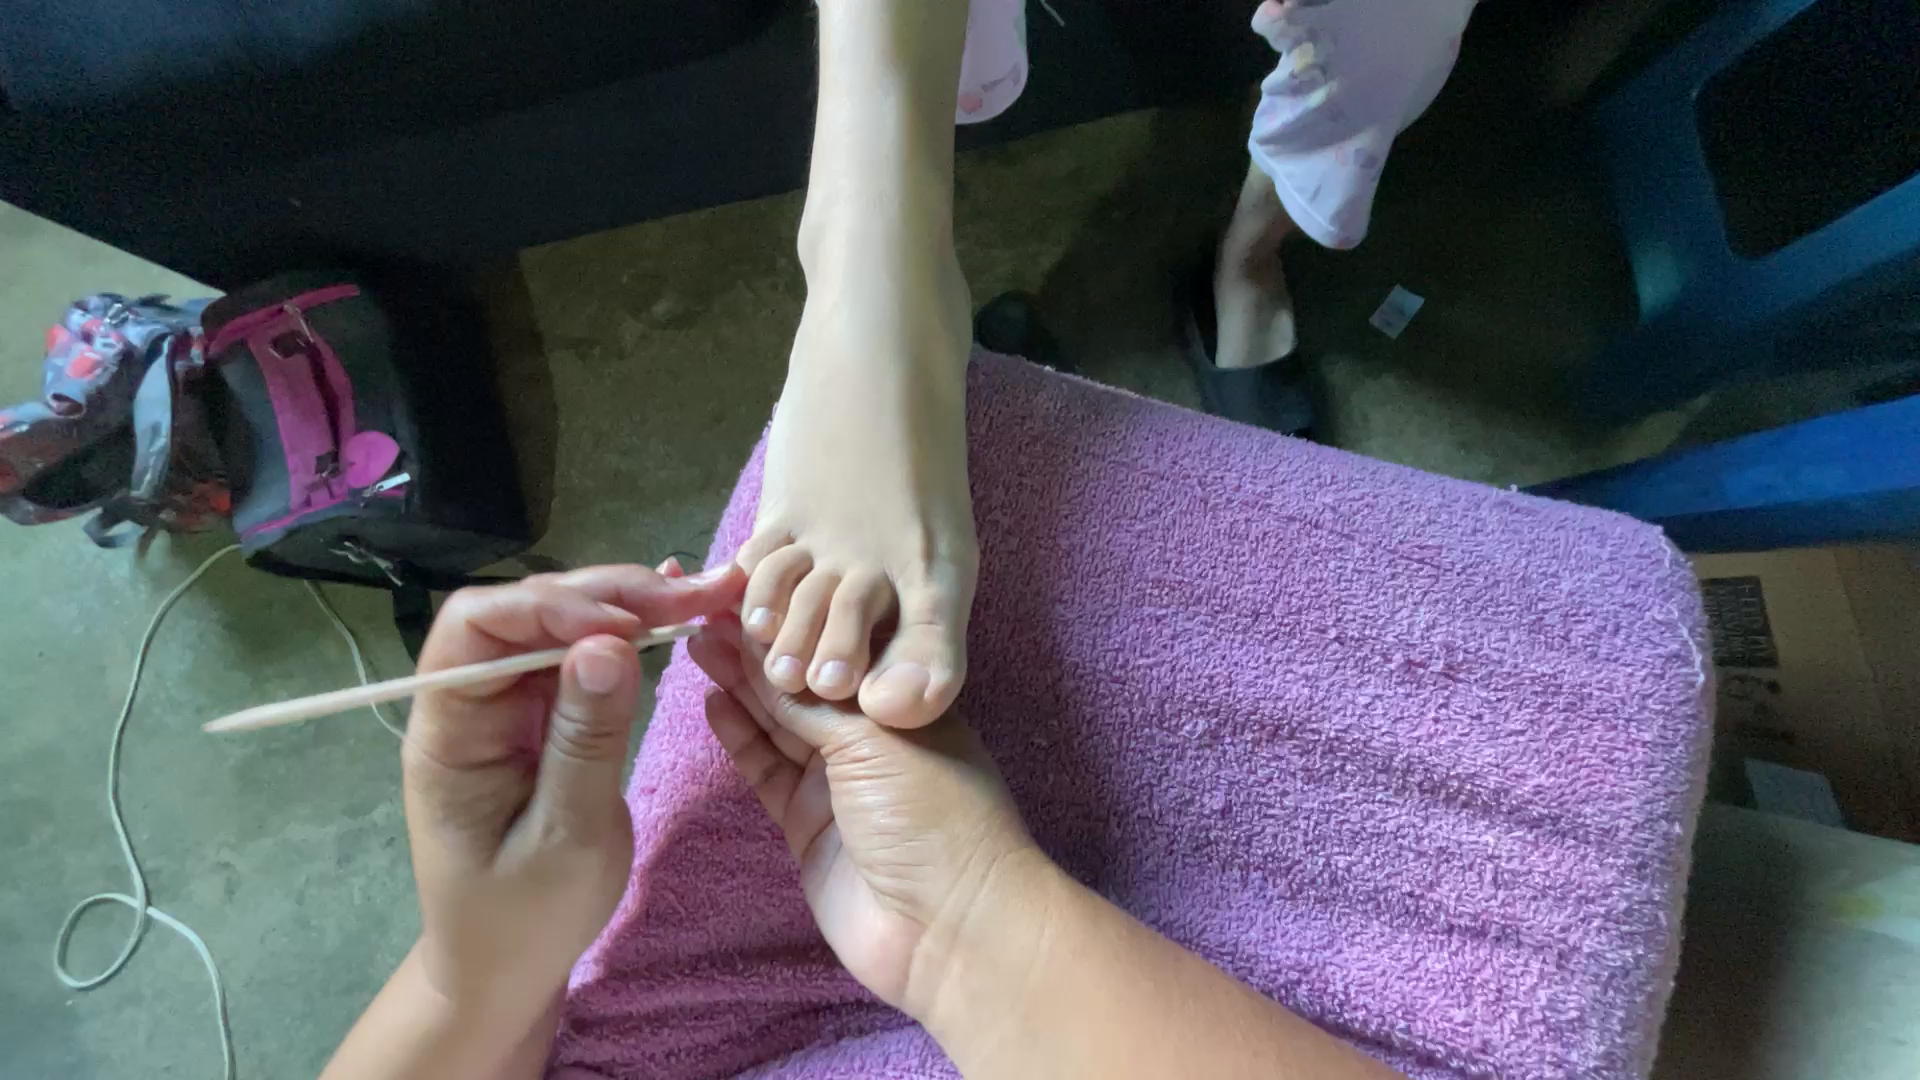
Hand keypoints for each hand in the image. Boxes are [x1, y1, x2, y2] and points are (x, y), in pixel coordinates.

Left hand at [402, 562, 745, 1019]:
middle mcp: (478, 699)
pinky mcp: (552, 709)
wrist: (510, 960)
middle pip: (533, 610)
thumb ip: (585, 739)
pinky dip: (636, 623)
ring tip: (703, 594)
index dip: (552, 607)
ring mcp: (515, 701)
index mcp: (451, 730)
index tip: (630, 625)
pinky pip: (590, 649)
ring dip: (635, 601)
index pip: (478, 627)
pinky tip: (673, 603)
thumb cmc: (523, 916)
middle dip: (614, 594)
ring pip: (569, 621)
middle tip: (696, 594)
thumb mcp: (565, 837)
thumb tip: (609, 645)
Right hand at [688, 615, 1035, 1016]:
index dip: (795, 622)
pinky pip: (767, 771)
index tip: (750, 593)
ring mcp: (835, 779)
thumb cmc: (932, 812)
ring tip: (700, 645)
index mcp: (898, 701)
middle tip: (708, 612)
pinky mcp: (805, 821)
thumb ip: (816, 705)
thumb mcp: (876, 742)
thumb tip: (771, 657)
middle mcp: (867, 734)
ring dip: (741, 687)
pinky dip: (741, 738)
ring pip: (778, 723)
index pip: (837, 648)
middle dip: (758, 650)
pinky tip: (713, 702)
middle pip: (802, 684)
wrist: (946, 925)